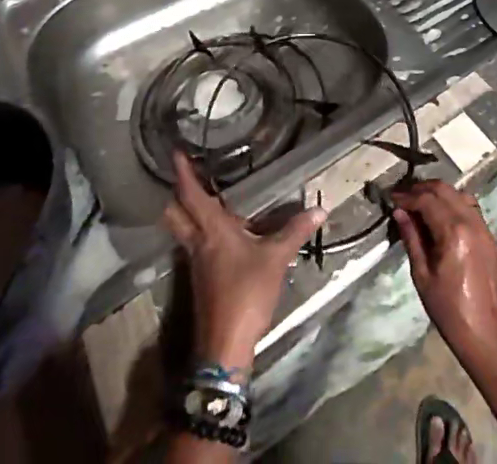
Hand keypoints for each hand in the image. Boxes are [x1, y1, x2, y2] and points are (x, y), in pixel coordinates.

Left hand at [161, 151, 325, 369]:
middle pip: (175, 213)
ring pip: (182, 229)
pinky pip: (193, 245)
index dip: (183, 173)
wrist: (225, 344)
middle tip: (186, 175)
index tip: (176, 152)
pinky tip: (218, 234)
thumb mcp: (276, 259)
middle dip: (176, 193)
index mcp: (212, 230)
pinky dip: (199, 232)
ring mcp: (196, 262)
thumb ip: (295, 232)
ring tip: (203, 198)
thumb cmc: (247, 293)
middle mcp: (198, 242)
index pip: (191, 195)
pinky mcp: (201, 278)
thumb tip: (320, 209)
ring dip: (187, 212)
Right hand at [391, 181, 496, 354]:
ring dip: (438, 193)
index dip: (407, 196)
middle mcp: (471, 223)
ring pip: (459, 194)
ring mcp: (484, 228)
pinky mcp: (490, 237)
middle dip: (422, 188)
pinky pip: (470, 209)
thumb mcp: (421, 274)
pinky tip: (440, 216)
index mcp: (453, 232)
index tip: (392, 198)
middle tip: (403, 196)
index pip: (427, 200)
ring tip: (420, 203)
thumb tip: (399, 212)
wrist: (485, 331)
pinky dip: (453, 203)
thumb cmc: (448, 307)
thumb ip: (411, 237)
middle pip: (445, 190)